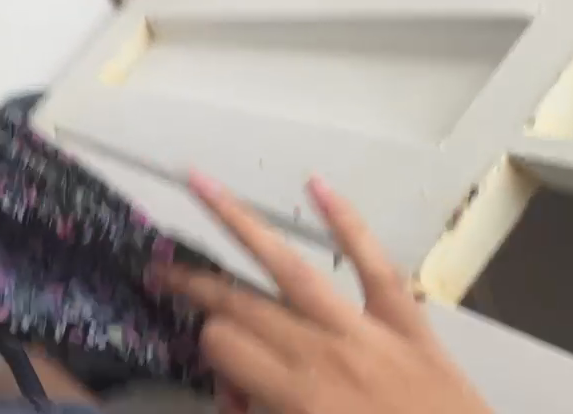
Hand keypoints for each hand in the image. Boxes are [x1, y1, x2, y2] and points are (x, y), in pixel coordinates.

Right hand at [161, 174, 493, 413]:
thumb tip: (236, 395)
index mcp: (301, 396)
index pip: (221, 343)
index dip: (209, 355)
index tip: (221, 378)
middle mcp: (323, 354)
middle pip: (239, 304)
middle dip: (194, 287)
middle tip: (160, 271)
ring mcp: (367, 335)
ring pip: (286, 265)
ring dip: (235, 218)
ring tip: (196, 180)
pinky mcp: (412, 330)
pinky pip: (376, 269)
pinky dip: (349, 223)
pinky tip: (317, 184)